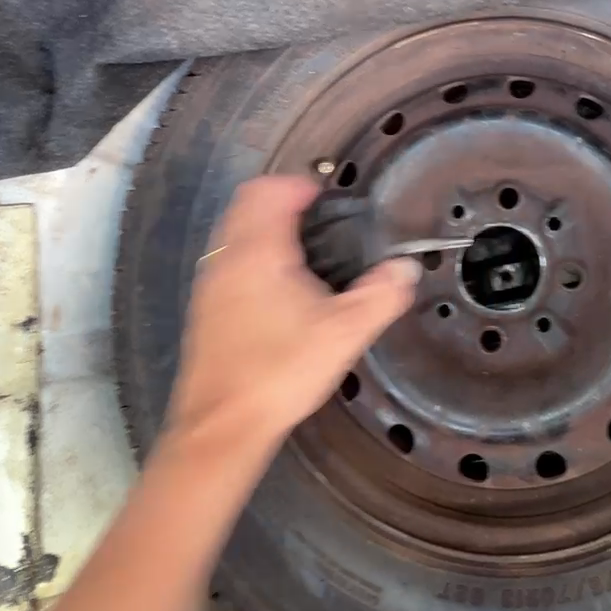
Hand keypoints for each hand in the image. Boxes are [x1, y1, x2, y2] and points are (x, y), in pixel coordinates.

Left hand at [163, 176, 419, 454]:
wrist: (222, 425)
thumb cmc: (280, 372)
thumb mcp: (344, 333)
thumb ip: (381, 295)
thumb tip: (406, 269)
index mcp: (259, 252)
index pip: (271, 191)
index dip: (301, 184)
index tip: (326, 197)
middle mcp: (227, 258)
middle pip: (247, 200)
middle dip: (281, 197)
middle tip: (316, 214)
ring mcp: (210, 282)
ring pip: (233, 228)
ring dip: (262, 223)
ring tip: (300, 245)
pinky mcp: (204, 307)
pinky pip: (226, 257)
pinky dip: (249, 250)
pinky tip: (275, 285)